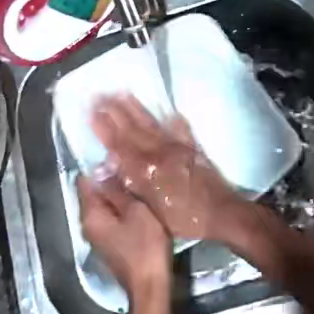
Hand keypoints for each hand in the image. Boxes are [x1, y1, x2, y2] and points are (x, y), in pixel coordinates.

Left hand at [77, 174, 171, 301]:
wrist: (150, 285)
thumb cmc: (145, 246)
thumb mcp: (135, 211)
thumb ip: (117, 188)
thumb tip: (103, 166)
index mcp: (89, 215)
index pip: (84, 181)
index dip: (99, 166)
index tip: (117, 158)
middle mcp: (86, 225)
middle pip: (93, 194)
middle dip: (109, 181)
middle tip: (131, 170)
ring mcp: (97, 237)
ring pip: (103, 208)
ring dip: (117, 197)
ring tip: (137, 186)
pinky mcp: (109, 245)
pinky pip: (110, 220)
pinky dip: (121, 212)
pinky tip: (137, 207)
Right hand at [90, 95, 253, 243]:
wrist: (220, 213)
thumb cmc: (183, 219)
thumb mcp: (149, 208)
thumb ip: (129, 184)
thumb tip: (108, 165)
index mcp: (145, 169)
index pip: (119, 144)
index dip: (104, 127)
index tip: (92, 111)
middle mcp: (159, 153)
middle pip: (133, 128)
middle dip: (115, 111)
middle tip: (101, 94)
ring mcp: (177, 148)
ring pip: (152, 124)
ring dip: (137, 109)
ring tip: (124, 94)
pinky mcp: (193, 149)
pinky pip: (181, 130)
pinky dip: (174, 121)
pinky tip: (169, 111)